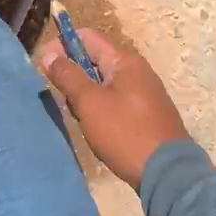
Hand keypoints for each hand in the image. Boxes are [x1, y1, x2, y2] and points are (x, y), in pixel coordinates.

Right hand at [38, 28, 190, 189]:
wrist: (171, 178)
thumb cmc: (125, 133)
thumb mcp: (89, 102)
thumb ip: (67, 75)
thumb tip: (49, 55)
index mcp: (124, 61)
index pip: (86, 37)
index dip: (61, 45)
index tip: (44, 65)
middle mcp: (138, 72)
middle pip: (94, 61)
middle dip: (73, 76)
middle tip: (60, 98)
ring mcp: (146, 95)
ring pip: (104, 84)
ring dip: (86, 96)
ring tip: (79, 119)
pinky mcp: (149, 117)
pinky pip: (117, 102)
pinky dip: (101, 110)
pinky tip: (97, 130)